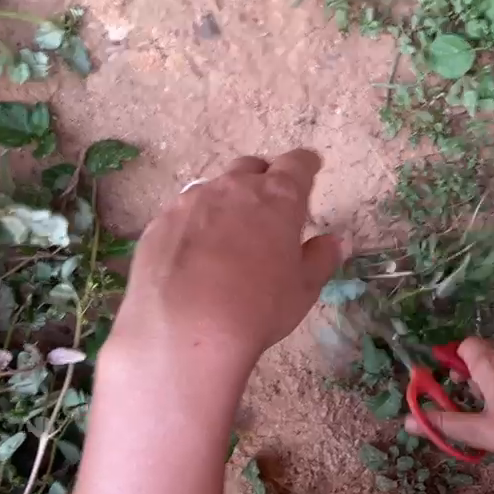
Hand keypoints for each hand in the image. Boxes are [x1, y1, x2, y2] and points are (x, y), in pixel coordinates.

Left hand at [111, 150, 343, 371]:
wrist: (185, 328)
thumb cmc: (258, 308)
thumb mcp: (303, 290)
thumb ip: (321, 259)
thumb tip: (334, 241)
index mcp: (277, 198)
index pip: (297, 165)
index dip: (306, 165)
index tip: (311, 167)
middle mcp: (232, 189)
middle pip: (252, 168)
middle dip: (265, 180)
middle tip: (271, 208)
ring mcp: (190, 202)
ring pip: (215, 189)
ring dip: (228, 203)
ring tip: (232, 237)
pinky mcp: (160, 223)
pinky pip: (185, 214)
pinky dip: (198, 226)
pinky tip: (199, 257)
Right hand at [402, 338, 493, 462]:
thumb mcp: (479, 431)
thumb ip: (444, 423)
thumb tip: (408, 422)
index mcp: (490, 365)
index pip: (466, 345)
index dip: (453, 357)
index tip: (446, 378)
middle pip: (485, 351)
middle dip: (470, 368)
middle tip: (463, 393)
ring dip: (490, 374)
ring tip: (486, 402)